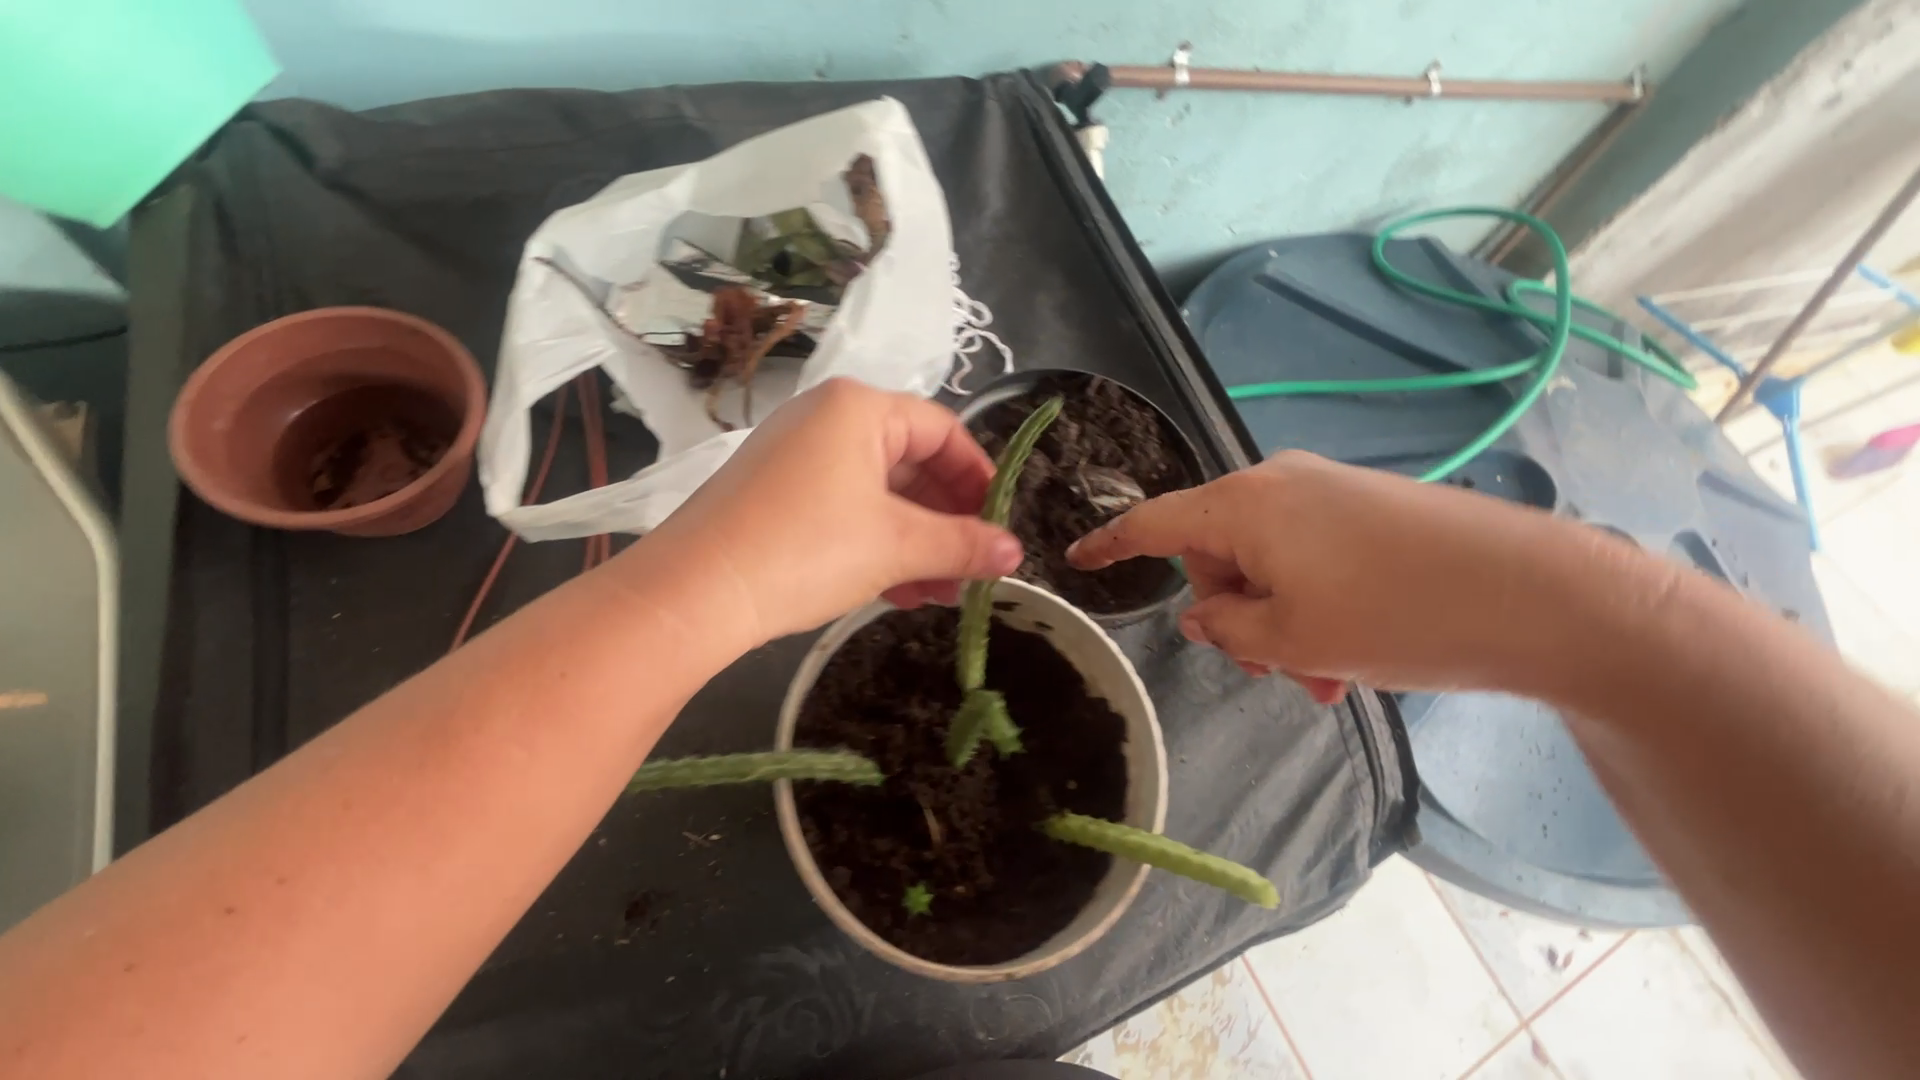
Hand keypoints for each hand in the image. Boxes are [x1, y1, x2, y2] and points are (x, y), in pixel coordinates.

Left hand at [633, 379, 1022, 644]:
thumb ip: (964, 545)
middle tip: (972, 569)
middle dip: (947, 523)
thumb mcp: (897, 546)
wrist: (693, 593)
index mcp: (859, 408)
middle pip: (910, 464)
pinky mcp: (774, 495)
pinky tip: (898, 592)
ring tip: (940, 593)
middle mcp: (825, 419)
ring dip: (916, 543)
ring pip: (878, 495)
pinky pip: (844, 511)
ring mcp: (795, 457)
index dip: (979, 478)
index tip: (1000, 524)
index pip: (943, 431)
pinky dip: (876, 546)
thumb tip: (1016, 553)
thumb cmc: (806, 549)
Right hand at [1067, 451, 1648, 702]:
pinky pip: (1311, 556)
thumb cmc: (1396, 616)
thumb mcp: (1291, 638)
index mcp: (1244, 504)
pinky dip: (1314, 604)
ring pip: (1268, 563)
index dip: (1112, 544)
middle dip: (1234, 614)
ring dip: (1280, 621)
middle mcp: (1280, 482)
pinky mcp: (1371, 508)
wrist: (1544, 595)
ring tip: (1327, 678)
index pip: (1156, 523)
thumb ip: (1226, 627)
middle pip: (1217, 552)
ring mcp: (1330, 492)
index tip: (1076, 558)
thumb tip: (1205, 614)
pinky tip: (1353, 652)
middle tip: (1275, 670)